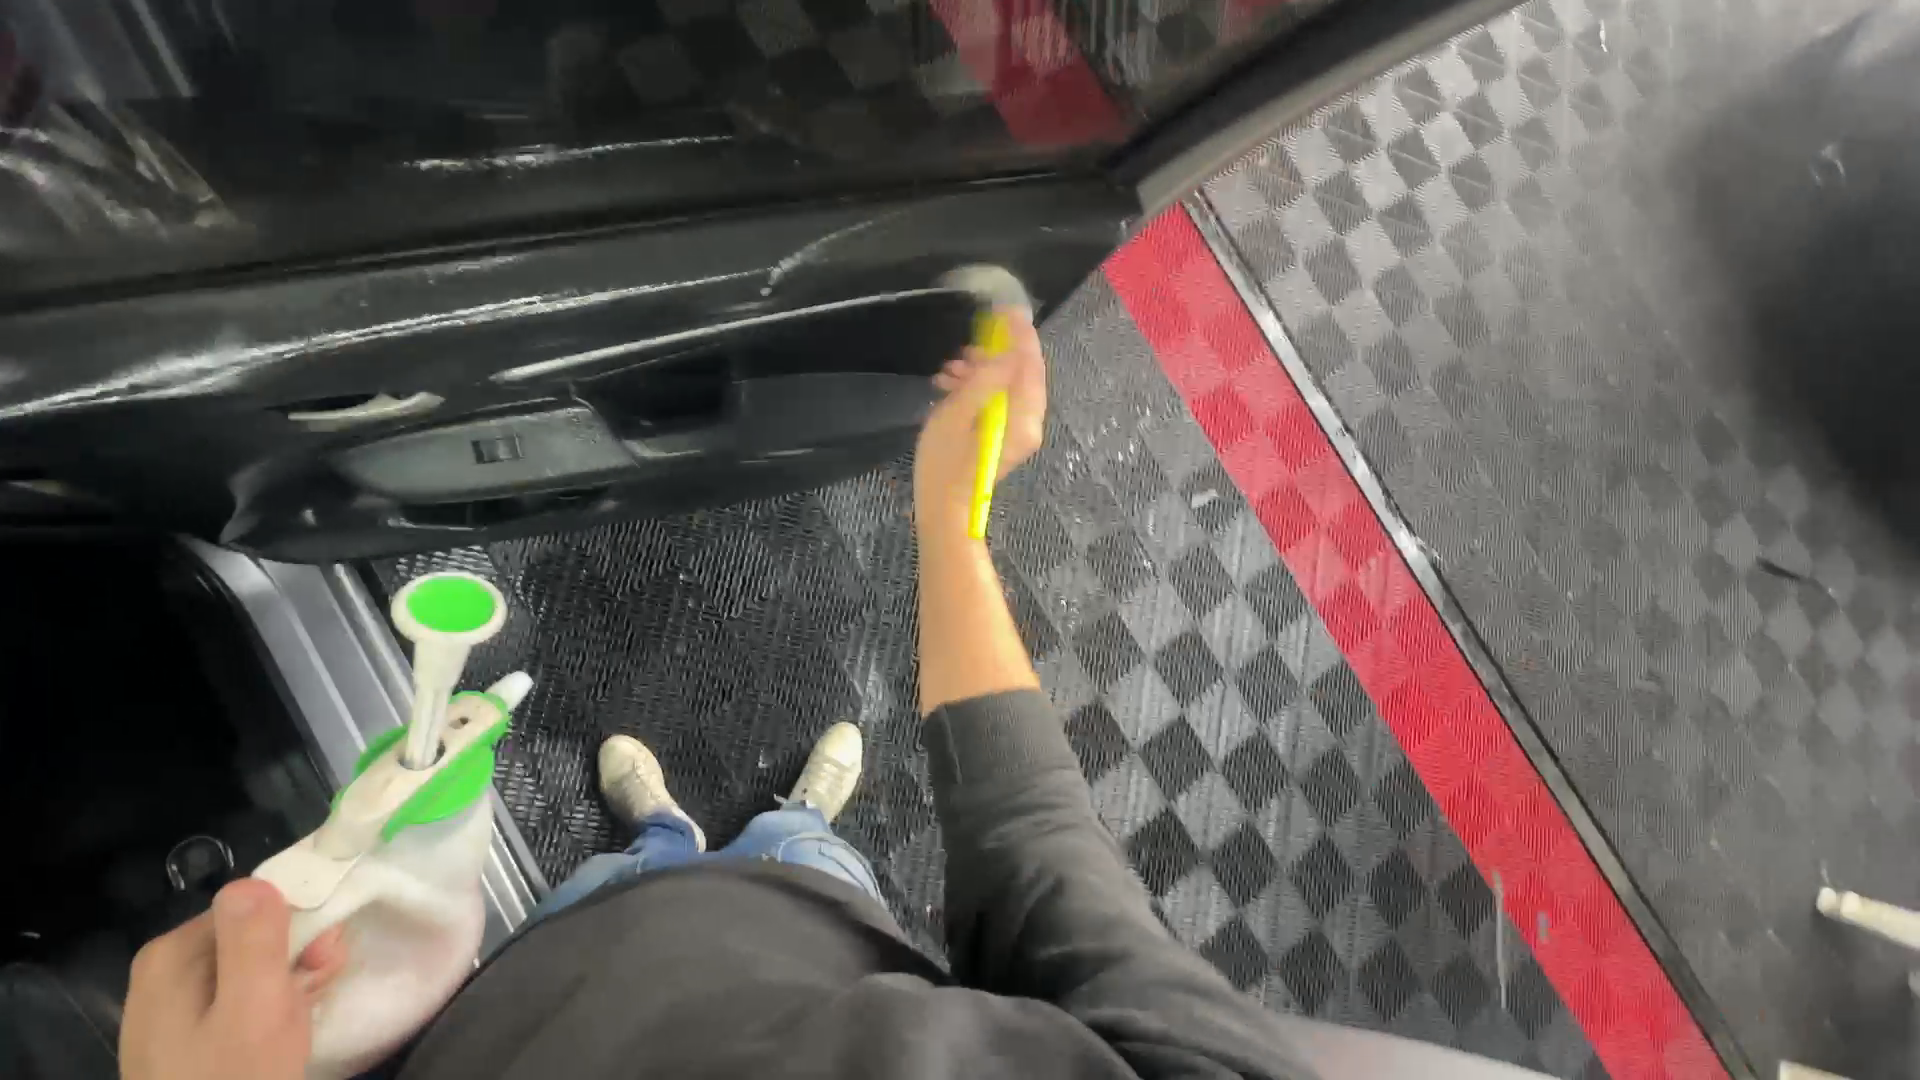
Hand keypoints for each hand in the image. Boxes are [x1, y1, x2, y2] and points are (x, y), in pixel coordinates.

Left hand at [121, 879, 347, 1079]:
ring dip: (298, 975)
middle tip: (318, 985)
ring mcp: (179, 997)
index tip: (322, 959)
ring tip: (304, 1007)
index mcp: (174, 954)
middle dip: (303, 951)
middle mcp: (170, 966)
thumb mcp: (254, 1007)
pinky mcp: (194, 1022)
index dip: (303, 923)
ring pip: (262, 957)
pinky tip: (287, 1020)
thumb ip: (253, 942)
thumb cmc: (234, 1075)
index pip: (259, 903)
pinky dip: (279, 997)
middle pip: (262, 929)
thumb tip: (253, 878)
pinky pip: (249, 987)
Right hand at [915, 309, 1047, 539]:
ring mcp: (1018, 431)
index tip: (1005, 309)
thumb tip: (1007, 349)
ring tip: (950, 371)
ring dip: (981, 371)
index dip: (1018, 334)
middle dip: (994, 353)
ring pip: (1008, 386)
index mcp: (1023, 417)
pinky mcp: (1005, 437)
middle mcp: (1029, 423)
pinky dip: (979, 389)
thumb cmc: (945, 464)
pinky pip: (999, 401)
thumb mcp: (958, 414)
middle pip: (1022, 373)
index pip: (1029, 364)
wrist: (944, 510)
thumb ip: (985, 379)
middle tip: (965, 347)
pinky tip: (951, 387)